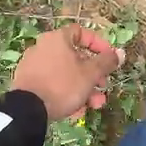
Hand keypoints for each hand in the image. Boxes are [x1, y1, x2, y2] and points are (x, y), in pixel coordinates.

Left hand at [9, 24, 125, 120]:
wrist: (26, 112)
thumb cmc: (62, 85)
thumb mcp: (90, 74)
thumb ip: (106, 62)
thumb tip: (120, 53)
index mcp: (57, 38)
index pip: (82, 33)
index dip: (98, 45)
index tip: (108, 59)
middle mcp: (43, 47)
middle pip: (74, 57)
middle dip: (92, 75)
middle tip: (102, 88)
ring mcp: (32, 66)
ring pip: (64, 74)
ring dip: (81, 88)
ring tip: (91, 106)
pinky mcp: (26, 84)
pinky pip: (52, 84)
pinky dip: (65, 94)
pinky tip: (74, 112)